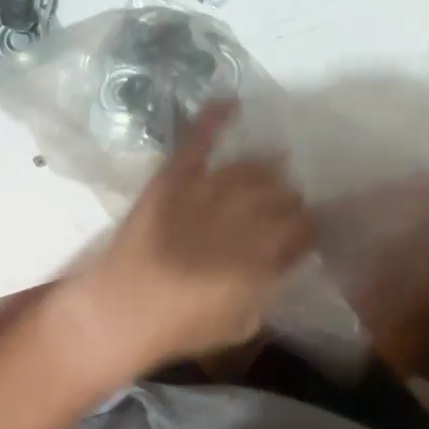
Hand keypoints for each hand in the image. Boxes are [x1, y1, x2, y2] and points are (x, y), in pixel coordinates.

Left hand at [47, 101, 317, 380]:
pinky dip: (212, 119)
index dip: (308, 226)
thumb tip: (283, 260)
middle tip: (285, 199)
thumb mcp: (240, 322)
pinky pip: (197, 142)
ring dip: (265, 167)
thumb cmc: (179, 327)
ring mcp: (205, 194)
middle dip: (288, 198)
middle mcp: (242, 222)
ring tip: (272, 165)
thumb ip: (267, 288)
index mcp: (264, 261)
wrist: (119, 310)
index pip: (304, 231)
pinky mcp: (173, 179)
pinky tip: (229, 101)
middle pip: (281, 196)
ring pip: (250, 170)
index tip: (306, 227)